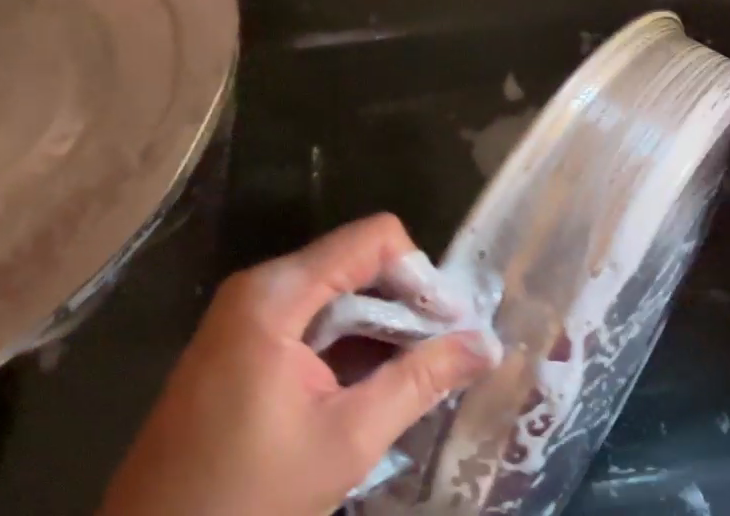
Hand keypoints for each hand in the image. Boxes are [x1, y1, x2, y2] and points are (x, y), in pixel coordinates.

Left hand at [100, 215, 500, 515]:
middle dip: (407, 305)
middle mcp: (260, 288)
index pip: (374, 239)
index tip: (448, 328)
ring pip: (339, 295)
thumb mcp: (348, 439)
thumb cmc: (246, 499)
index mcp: (277, 294)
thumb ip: (421, 381)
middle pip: (357, 263)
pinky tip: (377, 388)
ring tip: (422, 376)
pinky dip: (351, 345)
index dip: (420, 274)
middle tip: (446, 355)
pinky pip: (312, 322)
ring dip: (383, 329)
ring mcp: (246, 317)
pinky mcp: (241, 346)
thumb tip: (488, 345)